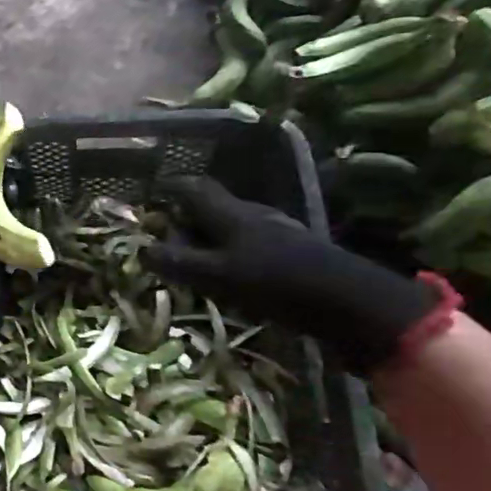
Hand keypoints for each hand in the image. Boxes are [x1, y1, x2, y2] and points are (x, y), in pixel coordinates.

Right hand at [146, 176, 446, 372]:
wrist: (349, 303)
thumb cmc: (274, 281)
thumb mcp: (216, 274)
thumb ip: (178, 261)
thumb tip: (141, 250)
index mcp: (231, 212)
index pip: (193, 187)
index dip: (170, 188)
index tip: (150, 197)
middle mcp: (253, 214)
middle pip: (213, 207)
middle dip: (187, 218)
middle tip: (165, 238)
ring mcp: (276, 233)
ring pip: (232, 227)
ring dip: (209, 239)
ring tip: (192, 261)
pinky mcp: (292, 255)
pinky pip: (249, 247)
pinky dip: (230, 256)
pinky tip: (228, 278)